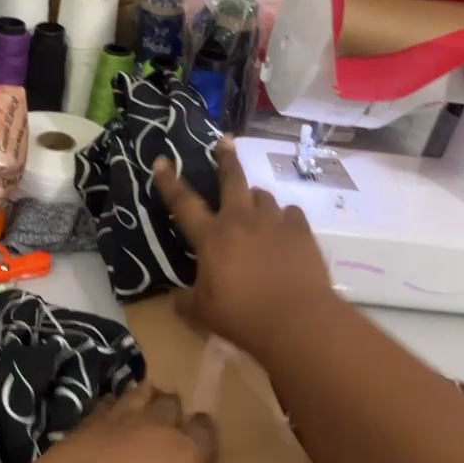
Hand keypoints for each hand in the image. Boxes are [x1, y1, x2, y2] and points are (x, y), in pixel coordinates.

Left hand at [23, 386, 216, 462]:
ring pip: (136, 395)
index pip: (204, 432)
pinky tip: (106, 411)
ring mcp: (118, 421)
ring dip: (143, 396)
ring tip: (143, 398)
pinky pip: (103, 405)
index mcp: (187, 454)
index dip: (206, 430)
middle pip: (170, 404)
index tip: (204, 432)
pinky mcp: (85, 424)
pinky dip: (109, 405)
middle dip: (173, 407)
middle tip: (172, 413)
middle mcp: (155, 428)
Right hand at [152, 137, 344, 360]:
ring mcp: (273, 222)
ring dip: (255, 198)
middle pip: (232, 179)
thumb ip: (185, 300)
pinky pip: (290, 213)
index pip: (183, 203)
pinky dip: (283, 218)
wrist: (297, 320)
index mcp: (211, 237)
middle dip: (225, 158)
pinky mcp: (301, 231)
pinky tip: (284, 230)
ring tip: (255, 206)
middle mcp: (241, 220)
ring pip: (262, 196)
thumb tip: (175, 297)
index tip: (161, 160)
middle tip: (225, 141)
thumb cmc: (242, 316)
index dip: (169, 181)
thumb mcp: (202, 313)